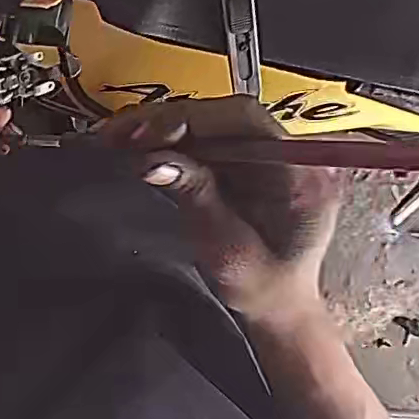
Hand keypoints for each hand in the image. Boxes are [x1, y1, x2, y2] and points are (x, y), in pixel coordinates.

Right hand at [101, 97, 340, 326]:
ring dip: (160, 128)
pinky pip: (203, 139)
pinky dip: (167, 141)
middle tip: (119, 134)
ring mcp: (264, 155)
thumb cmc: (264, 286)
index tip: (147, 133)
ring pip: (208, 123)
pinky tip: (137, 145)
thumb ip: (197, 199)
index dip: (191, 119)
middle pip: (222, 114)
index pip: (244, 119)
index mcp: (300, 172)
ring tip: (118, 138)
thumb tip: (156, 161)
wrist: (277, 304)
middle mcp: (288, 153)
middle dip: (166, 120)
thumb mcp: (228, 251)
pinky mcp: (242, 161)